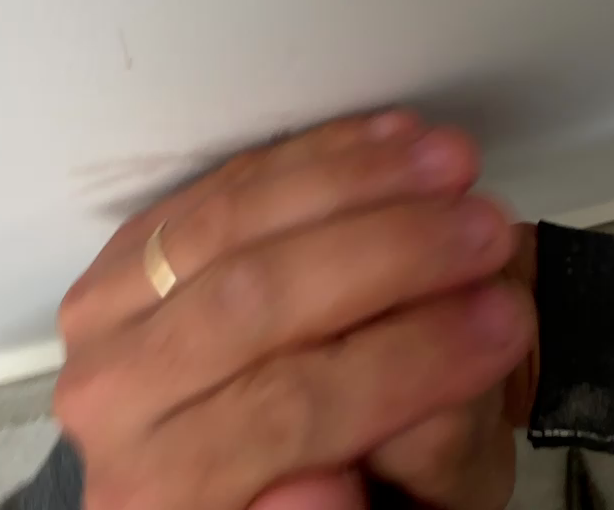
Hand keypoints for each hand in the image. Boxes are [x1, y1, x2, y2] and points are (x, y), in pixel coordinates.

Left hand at [53, 112, 534, 509]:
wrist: (194, 450)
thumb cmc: (277, 484)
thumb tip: (331, 482)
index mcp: (157, 489)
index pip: (292, 409)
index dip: (409, 357)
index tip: (500, 321)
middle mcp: (116, 391)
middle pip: (261, 297)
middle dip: (393, 251)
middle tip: (482, 230)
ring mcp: (114, 303)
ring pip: (241, 218)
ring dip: (358, 180)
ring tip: (447, 167)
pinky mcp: (139, 239)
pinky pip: (231, 179)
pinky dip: (315, 154)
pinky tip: (384, 139)